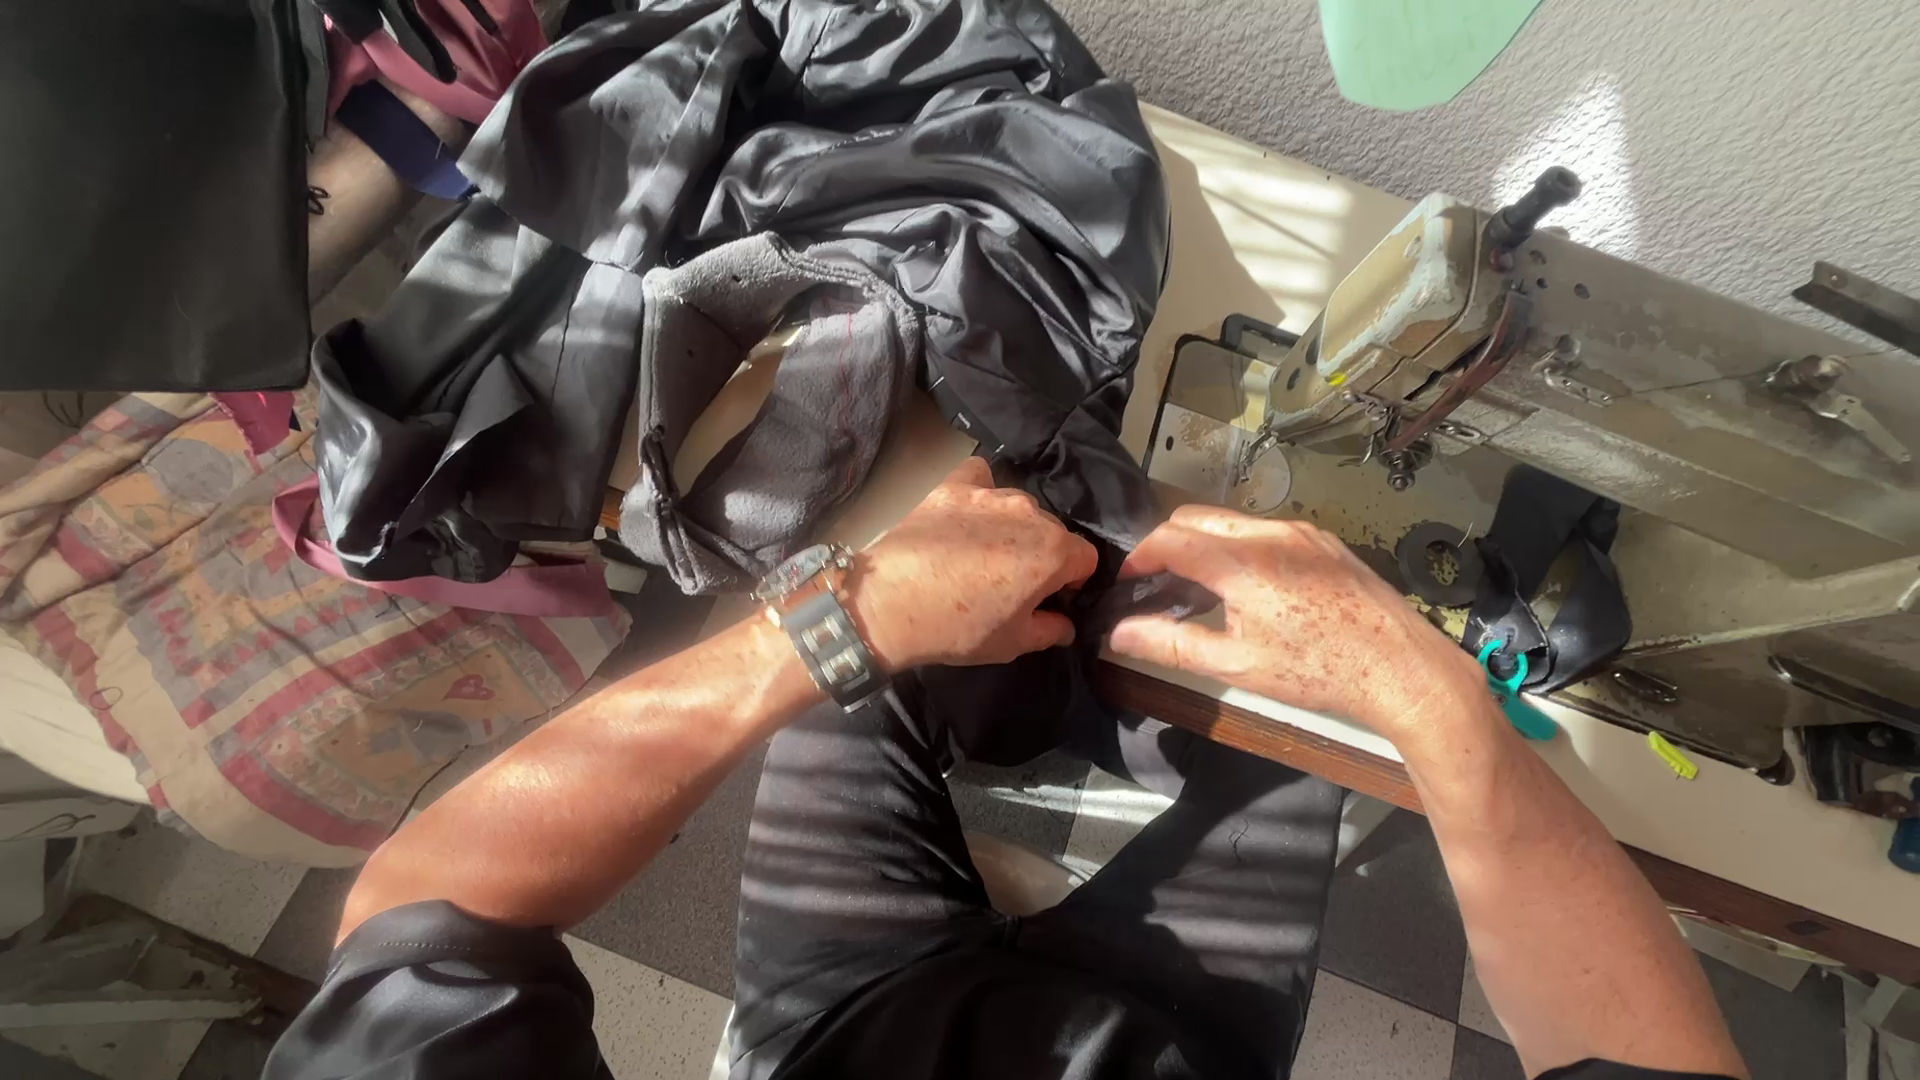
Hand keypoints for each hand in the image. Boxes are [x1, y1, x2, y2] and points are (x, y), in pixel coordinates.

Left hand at [850, 457, 1098, 669]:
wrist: (890, 604)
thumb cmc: (959, 628)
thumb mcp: (1014, 643)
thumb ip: (1051, 630)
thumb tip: (1066, 625)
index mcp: (1054, 551)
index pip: (1087, 558)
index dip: (1073, 581)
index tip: (1050, 598)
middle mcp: (1029, 512)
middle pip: (1053, 531)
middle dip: (1043, 555)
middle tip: (1012, 582)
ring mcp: (990, 494)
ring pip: (1018, 507)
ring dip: (1012, 527)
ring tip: (982, 553)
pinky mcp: (953, 485)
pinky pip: (979, 476)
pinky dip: (979, 490)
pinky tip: (966, 512)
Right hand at [1106, 505, 1494, 750]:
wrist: (1406, 671)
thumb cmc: (1317, 671)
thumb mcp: (1236, 664)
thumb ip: (1170, 644)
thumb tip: (1118, 635)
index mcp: (1243, 562)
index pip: (1170, 538)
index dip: (1140, 556)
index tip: (1129, 582)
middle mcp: (1270, 533)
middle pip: (1195, 517)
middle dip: (1166, 543)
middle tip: (1157, 582)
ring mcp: (1301, 532)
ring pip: (1230, 521)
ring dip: (1201, 543)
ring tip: (1197, 587)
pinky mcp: (1324, 541)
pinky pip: (1263, 530)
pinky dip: (1236, 546)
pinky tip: (1246, 587)